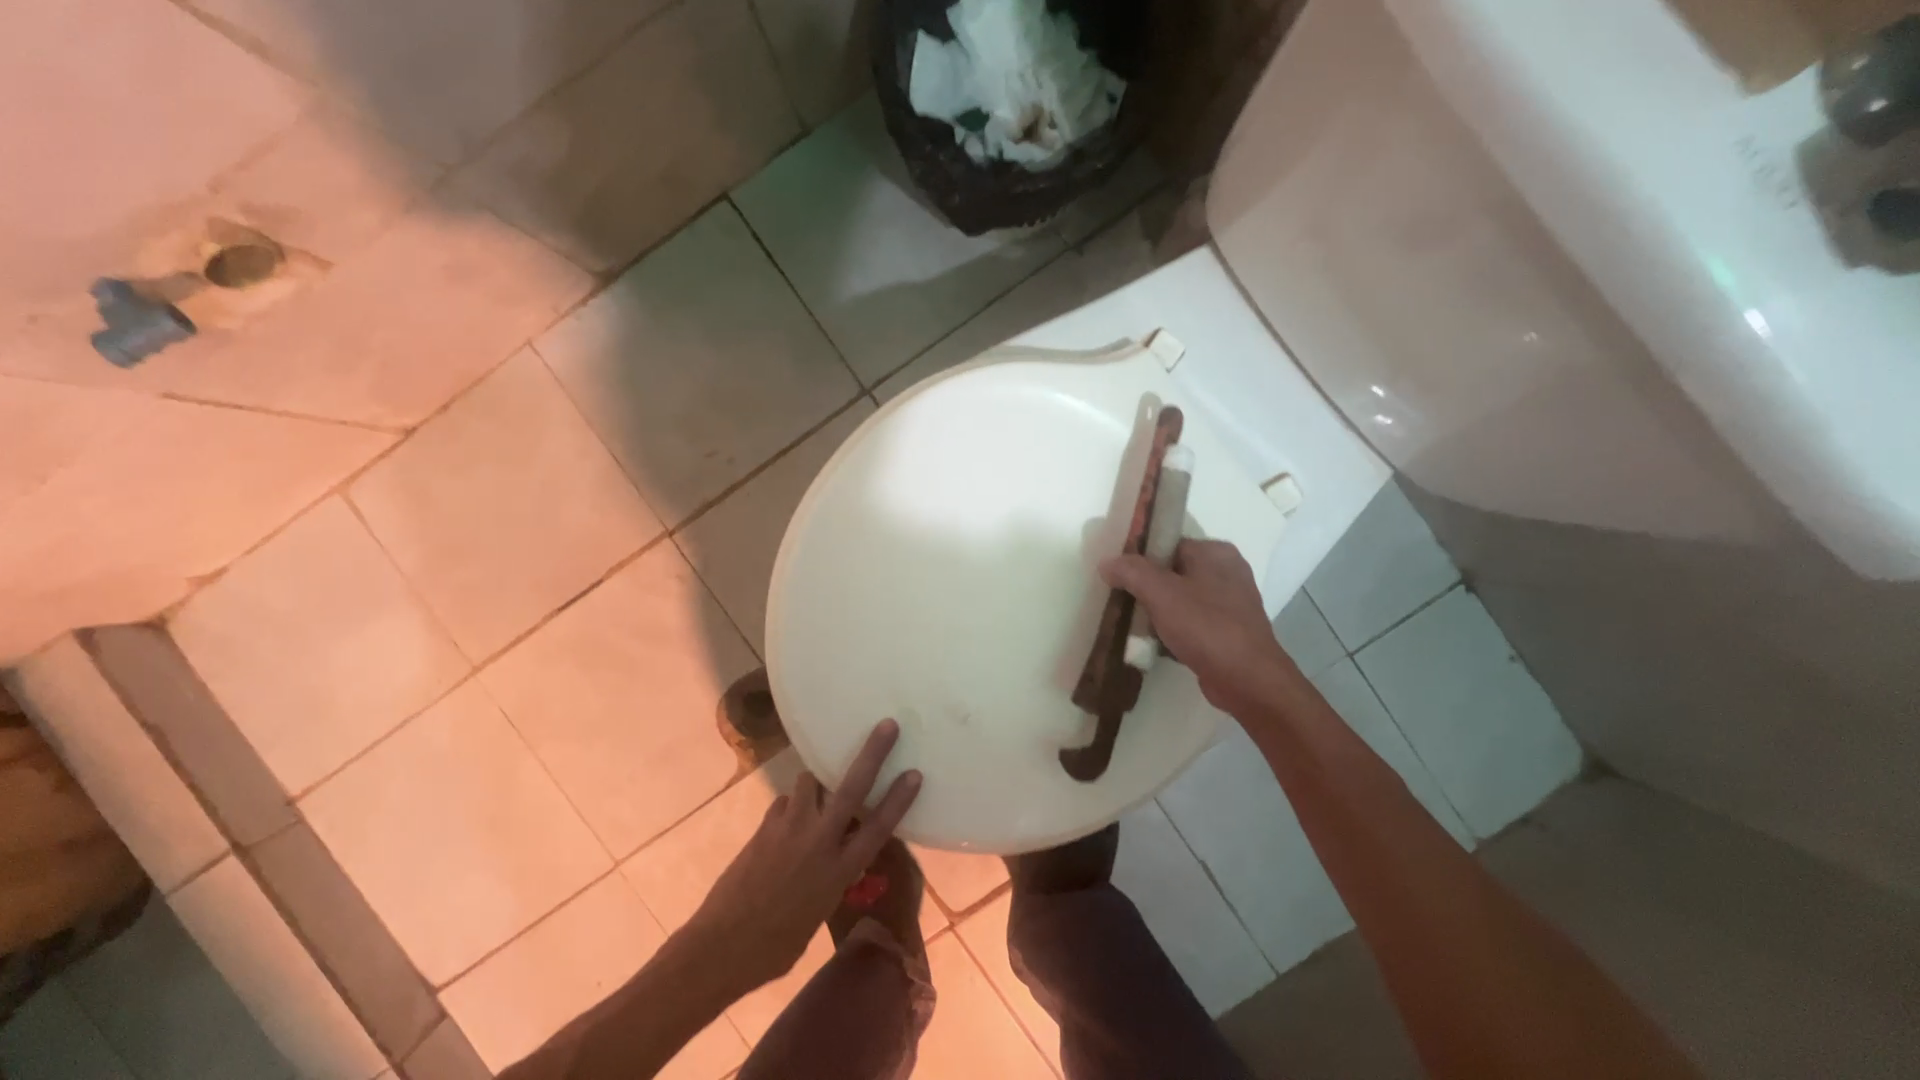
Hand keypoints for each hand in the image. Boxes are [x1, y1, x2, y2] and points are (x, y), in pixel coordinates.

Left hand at [682, 719, 921, 995]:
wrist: (723, 945)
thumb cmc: (777, 947)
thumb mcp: (819, 913)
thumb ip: (831, 880)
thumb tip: (835, 862)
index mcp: (839, 872)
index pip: (877, 828)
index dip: (898, 799)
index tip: (914, 773)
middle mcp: (818, 842)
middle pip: (851, 788)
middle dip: (871, 753)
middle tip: (887, 725)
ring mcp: (788, 830)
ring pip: (809, 784)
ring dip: (817, 782)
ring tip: (818, 789)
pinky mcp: (763, 828)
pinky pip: (785, 804)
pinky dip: (791, 807)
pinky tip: (788, 821)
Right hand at [1101, 539, 1299, 718]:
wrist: (1246, 680)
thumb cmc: (1205, 627)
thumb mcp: (1161, 593)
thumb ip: (1131, 572)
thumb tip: (1107, 563)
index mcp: (1216, 553)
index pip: (1168, 544)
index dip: (1140, 558)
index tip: (1116, 576)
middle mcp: (1227, 572)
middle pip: (1173, 573)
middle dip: (1146, 588)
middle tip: (1120, 601)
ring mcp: (1230, 604)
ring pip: (1181, 600)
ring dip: (1157, 612)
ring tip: (1131, 624)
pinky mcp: (1227, 632)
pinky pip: (1191, 624)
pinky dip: (1172, 631)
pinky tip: (1152, 643)